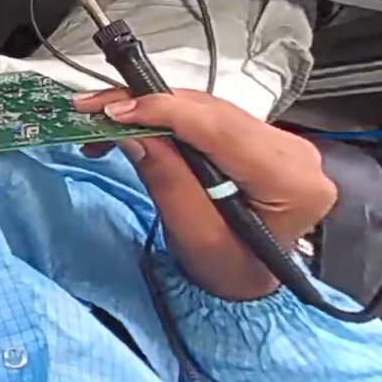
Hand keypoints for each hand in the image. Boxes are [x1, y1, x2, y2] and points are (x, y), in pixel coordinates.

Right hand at [74, 89, 336, 300]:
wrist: (247, 276)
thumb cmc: (229, 267)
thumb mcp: (195, 236)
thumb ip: (169, 183)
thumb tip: (135, 136)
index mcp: (289, 181)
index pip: (220, 128)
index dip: (162, 112)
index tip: (113, 113)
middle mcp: (290, 152)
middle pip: (206, 111)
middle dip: (142, 105)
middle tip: (90, 110)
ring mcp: (273, 140)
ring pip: (198, 107)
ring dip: (143, 109)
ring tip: (100, 120)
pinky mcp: (250, 136)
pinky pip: (198, 115)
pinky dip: (157, 116)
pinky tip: (128, 126)